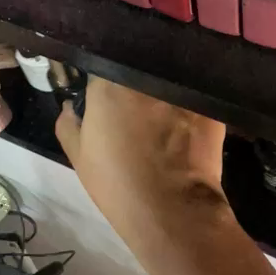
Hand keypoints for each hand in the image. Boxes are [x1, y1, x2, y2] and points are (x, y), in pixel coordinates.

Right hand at [55, 78, 230, 243]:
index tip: (106, 93)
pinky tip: (185, 122)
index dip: (104, 78)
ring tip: (160, 111)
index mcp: (108, 85)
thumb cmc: (118, 184)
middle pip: (138, 66)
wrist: (172, 210)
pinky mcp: (208, 103)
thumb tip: (69, 107)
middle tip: (134, 104)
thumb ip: (68, 124)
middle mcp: (145, 78)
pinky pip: (194, 96)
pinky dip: (189, 105)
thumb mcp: (79, 157)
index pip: (104, 64)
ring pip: (167, 78)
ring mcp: (180, 89)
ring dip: (162, 89)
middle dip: (135, 79)